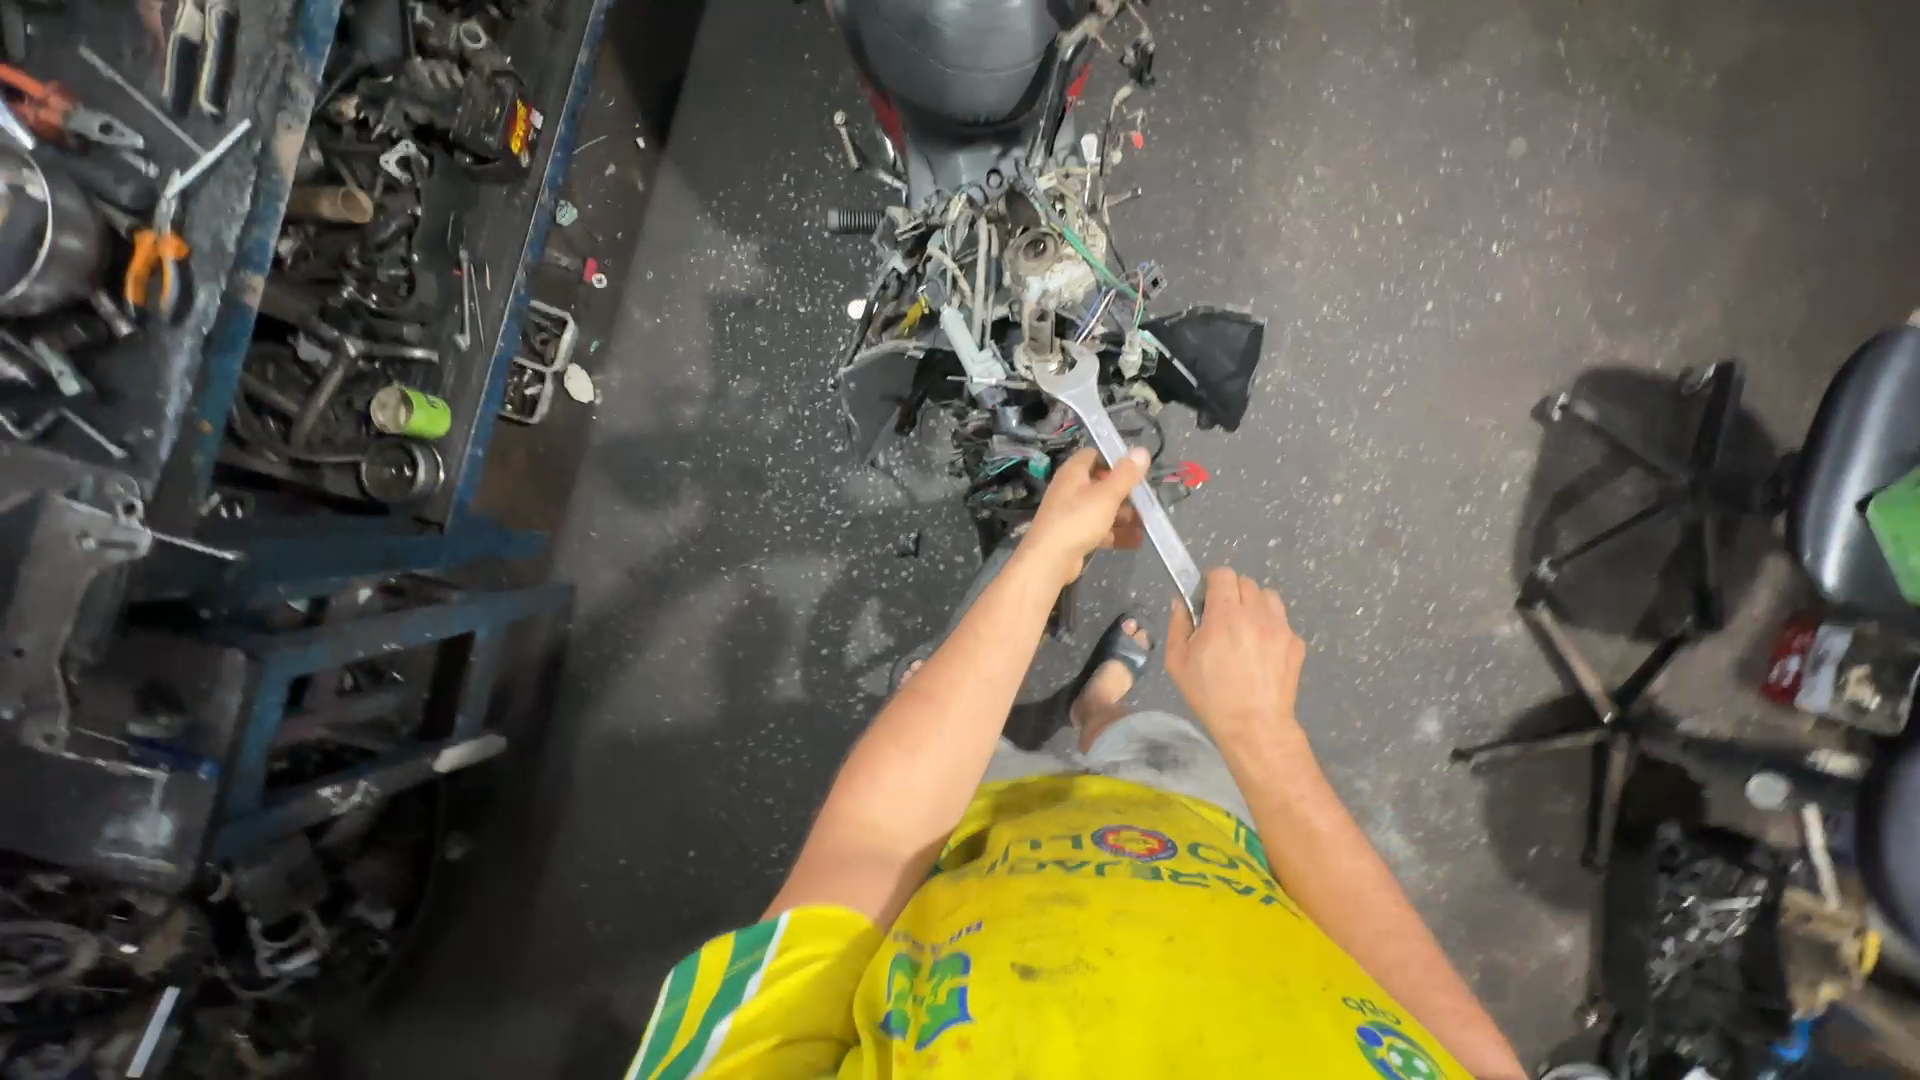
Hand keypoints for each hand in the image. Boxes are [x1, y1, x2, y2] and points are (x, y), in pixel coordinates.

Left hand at [1020, 446, 1148, 583]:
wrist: (1049, 560)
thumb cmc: (1078, 520)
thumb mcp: (1106, 495)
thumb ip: (1125, 474)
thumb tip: (1142, 450)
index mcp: (1073, 473)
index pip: (1093, 455)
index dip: (1113, 459)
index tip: (1135, 469)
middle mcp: (1070, 490)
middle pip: (1101, 484)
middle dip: (1125, 493)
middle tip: (1147, 500)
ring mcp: (1071, 513)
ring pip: (1102, 509)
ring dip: (1124, 516)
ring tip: (1147, 523)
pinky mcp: (1074, 535)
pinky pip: (1099, 529)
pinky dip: (1116, 533)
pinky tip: (1137, 541)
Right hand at [1165, 567, 1306, 744]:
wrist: (1254, 725)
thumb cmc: (1210, 694)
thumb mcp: (1177, 661)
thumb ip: (1178, 624)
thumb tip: (1181, 602)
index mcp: (1225, 615)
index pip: (1223, 575)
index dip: (1211, 583)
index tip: (1206, 601)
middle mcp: (1256, 614)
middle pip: (1245, 582)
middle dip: (1232, 594)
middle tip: (1222, 619)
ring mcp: (1281, 628)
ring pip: (1268, 597)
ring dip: (1254, 606)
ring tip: (1245, 630)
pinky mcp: (1296, 643)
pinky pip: (1282, 622)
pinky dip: (1270, 628)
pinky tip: (1261, 652)